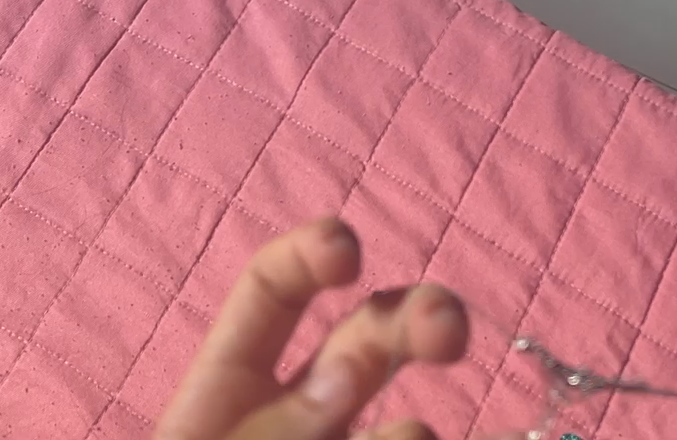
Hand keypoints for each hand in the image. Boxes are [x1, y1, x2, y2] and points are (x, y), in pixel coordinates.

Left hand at [157, 218, 470, 439]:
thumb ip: (266, 435)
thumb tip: (348, 374)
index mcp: (226, 394)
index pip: (272, 291)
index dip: (309, 254)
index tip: (347, 255)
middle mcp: (296, 422)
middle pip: (366, 341)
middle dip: (417, 316)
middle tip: (450, 329)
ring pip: (405, 425)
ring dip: (420, 427)